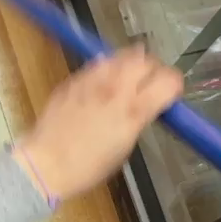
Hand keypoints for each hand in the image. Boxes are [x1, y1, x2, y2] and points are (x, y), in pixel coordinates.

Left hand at [14, 49, 183, 202]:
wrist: (46, 163)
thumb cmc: (87, 167)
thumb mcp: (124, 147)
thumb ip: (138, 119)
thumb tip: (144, 106)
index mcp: (133, 110)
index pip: (169, 80)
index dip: (173, 86)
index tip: (169, 94)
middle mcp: (115, 89)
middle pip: (146, 60)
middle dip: (153, 69)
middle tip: (149, 83)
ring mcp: (91, 81)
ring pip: (122, 55)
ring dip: (130, 64)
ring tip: (127, 79)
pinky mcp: (73, 80)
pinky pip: (97, 63)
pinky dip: (106, 68)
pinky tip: (102, 84)